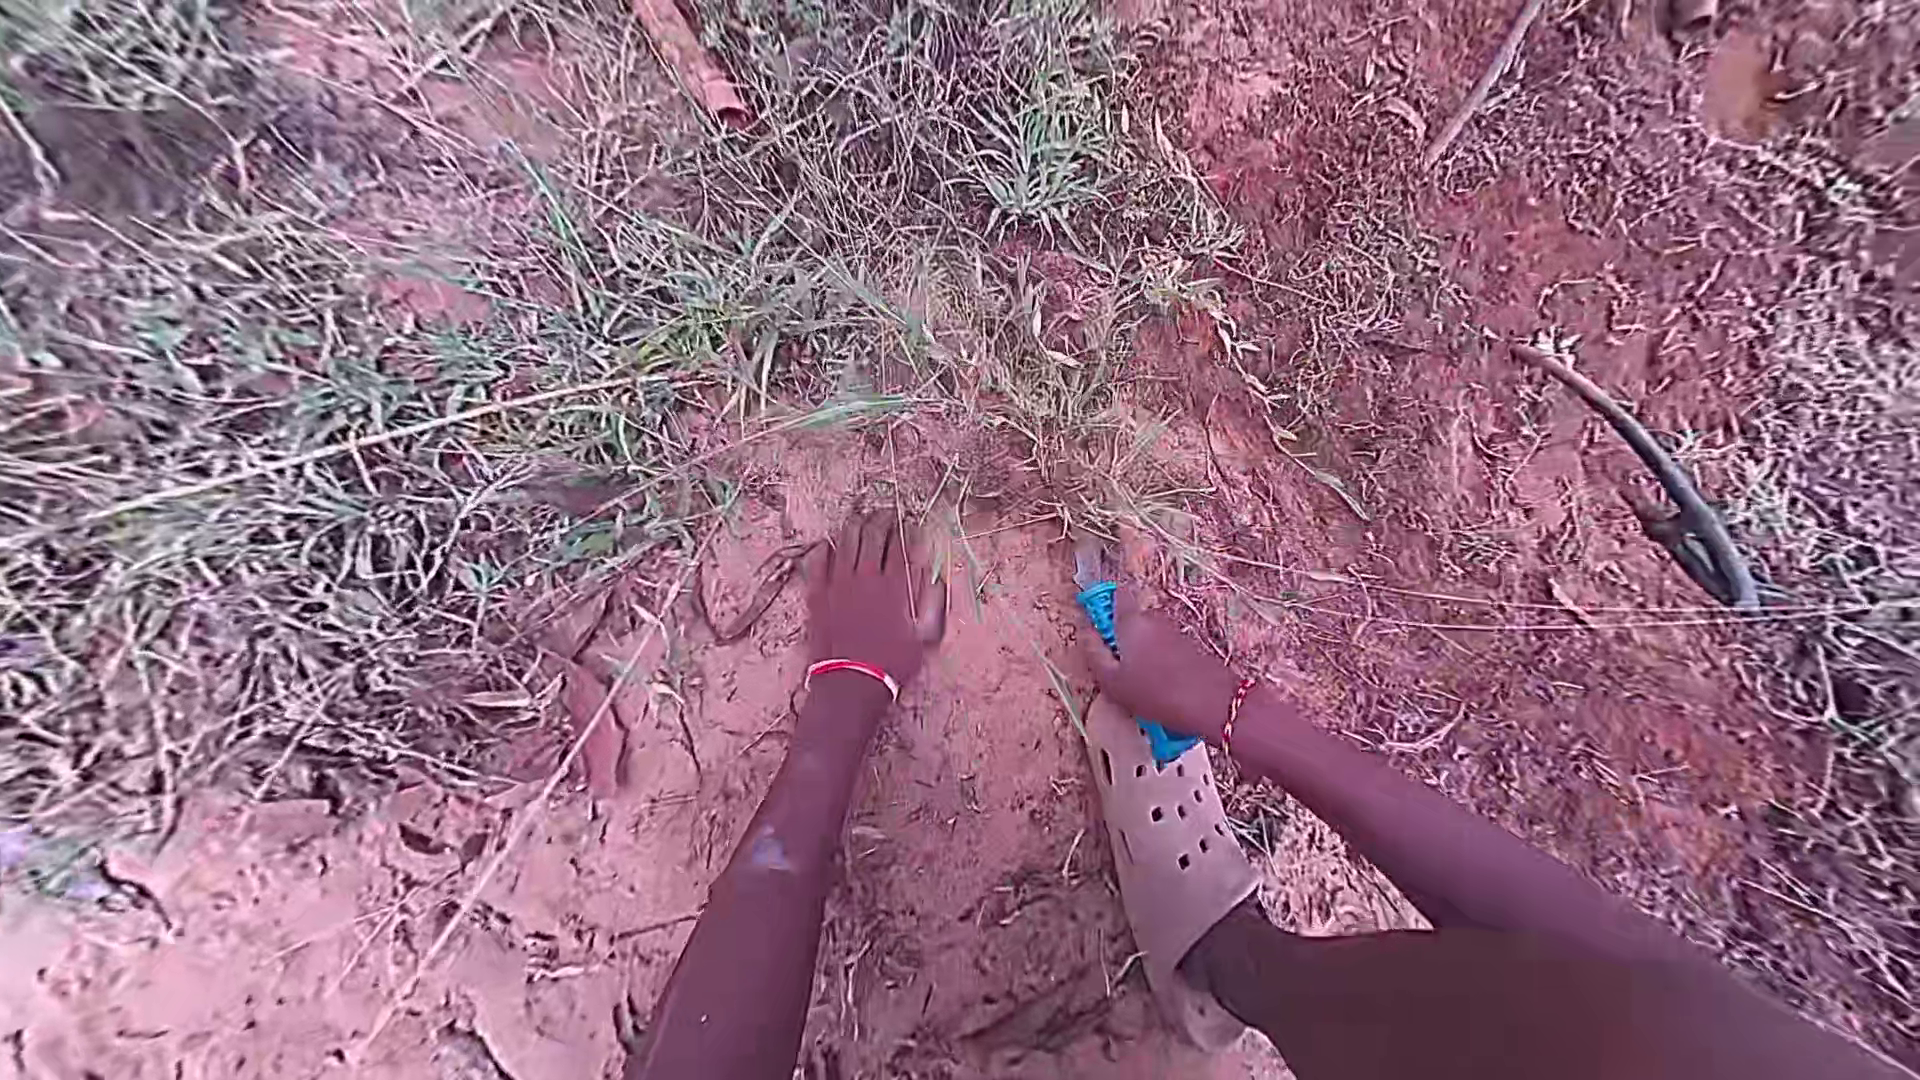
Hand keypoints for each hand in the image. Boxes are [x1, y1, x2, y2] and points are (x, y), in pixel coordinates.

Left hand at [804, 512, 942, 711]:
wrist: (850, 682)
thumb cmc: (892, 663)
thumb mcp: (924, 635)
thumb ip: (932, 601)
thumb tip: (936, 577)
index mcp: (895, 585)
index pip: (902, 544)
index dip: (907, 529)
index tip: (911, 524)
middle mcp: (867, 576)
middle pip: (874, 534)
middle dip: (884, 519)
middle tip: (888, 515)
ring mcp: (838, 583)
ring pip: (846, 540)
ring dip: (856, 525)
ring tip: (862, 520)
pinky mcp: (818, 593)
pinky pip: (817, 561)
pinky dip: (825, 548)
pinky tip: (830, 543)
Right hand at [1082, 590, 1240, 741]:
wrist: (1215, 706)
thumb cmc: (1156, 693)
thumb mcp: (1112, 680)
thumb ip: (1094, 652)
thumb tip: (1085, 631)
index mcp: (1131, 621)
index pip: (1117, 594)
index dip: (1104, 603)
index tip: (1096, 625)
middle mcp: (1154, 619)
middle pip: (1130, 620)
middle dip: (1121, 639)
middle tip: (1115, 669)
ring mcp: (1174, 632)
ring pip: (1147, 637)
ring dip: (1140, 653)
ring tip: (1138, 684)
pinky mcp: (1189, 647)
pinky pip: (1163, 649)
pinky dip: (1157, 662)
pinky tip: (1159, 688)